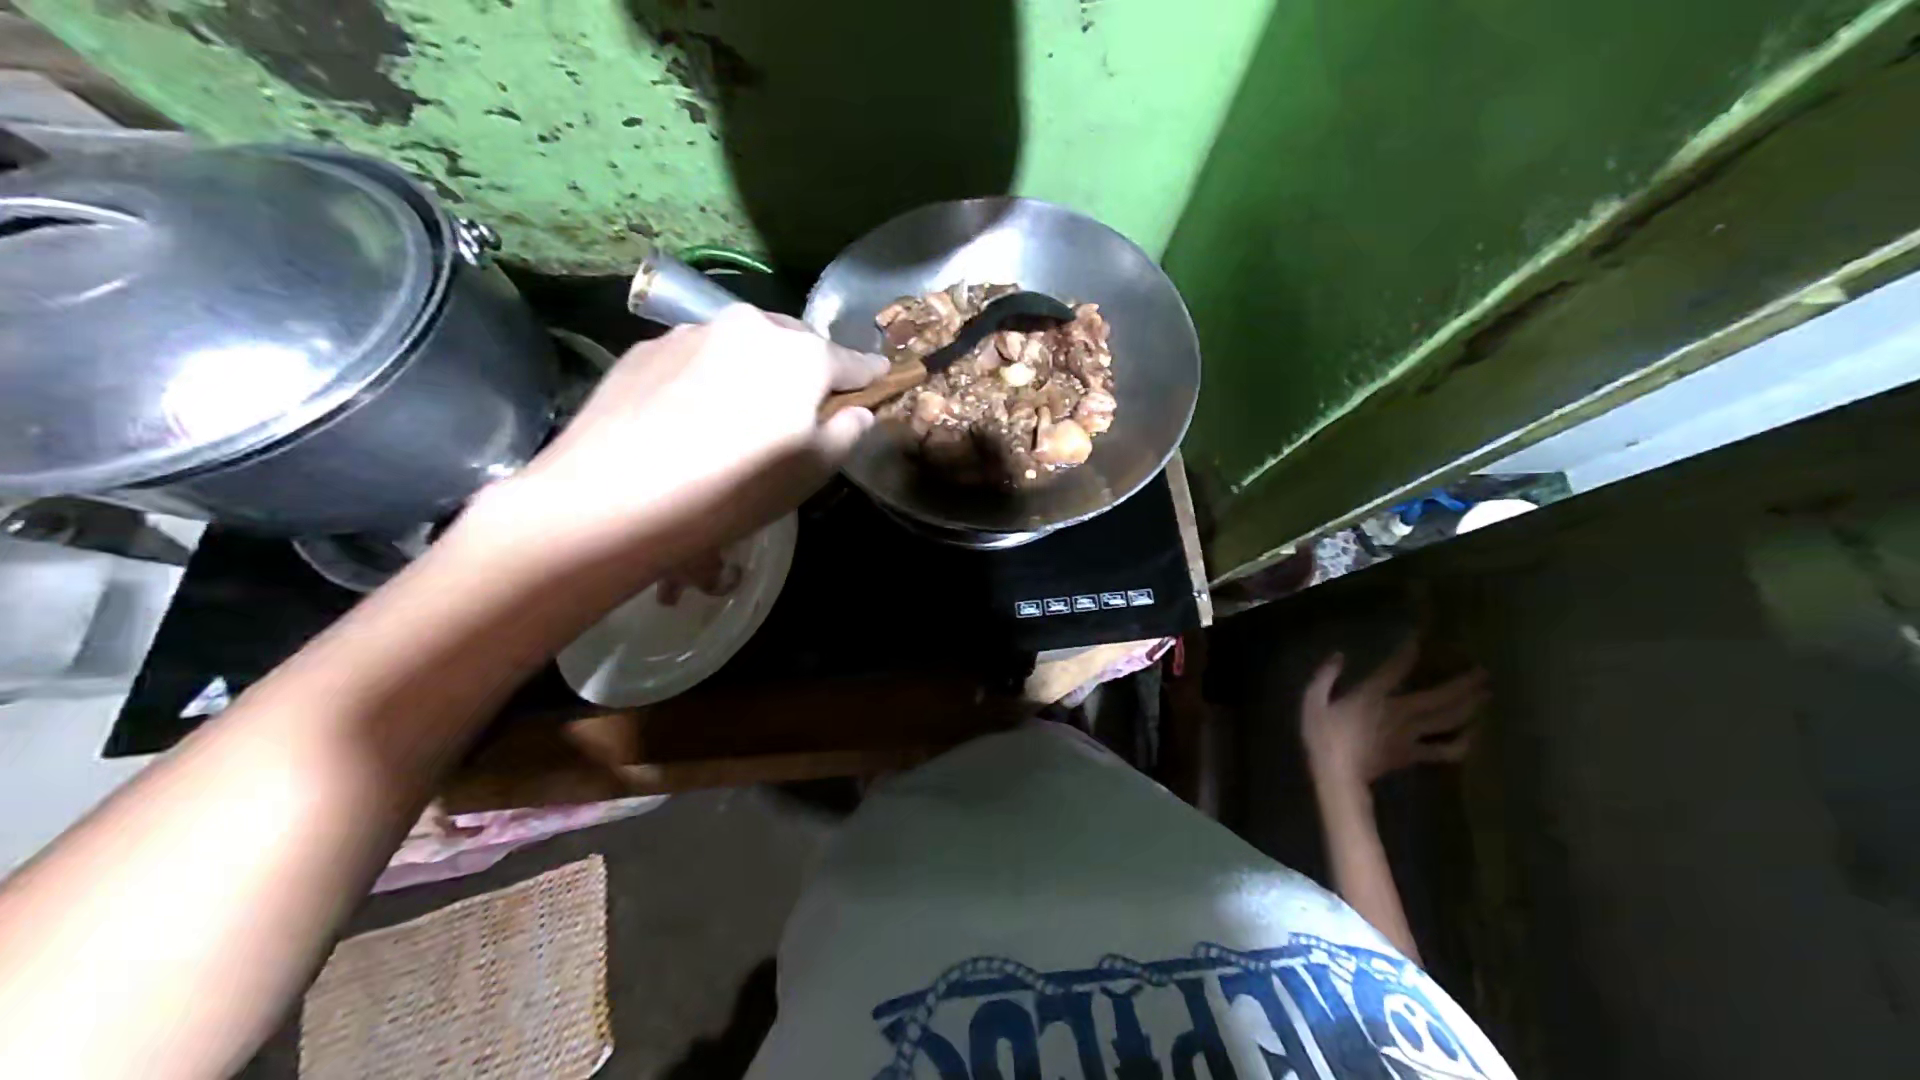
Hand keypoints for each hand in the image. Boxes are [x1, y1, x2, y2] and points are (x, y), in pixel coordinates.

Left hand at [463, 305, 887, 581]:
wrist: (613, 495)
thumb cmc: (734, 486)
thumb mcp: (811, 471)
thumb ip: (845, 433)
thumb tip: (857, 411)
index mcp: (800, 353)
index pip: (851, 360)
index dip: (869, 375)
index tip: (880, 380)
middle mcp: (748, 326)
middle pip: (794, 344)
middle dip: (806, 369)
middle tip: (801, 407)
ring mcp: (691, 332)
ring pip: (741, 347)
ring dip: (753, 371)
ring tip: (738, 415)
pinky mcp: (645, 349)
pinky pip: (696, 359)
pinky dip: (707, 379)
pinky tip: (691, 417)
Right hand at [1300, 637, 1487, 793]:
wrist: (1337, 775)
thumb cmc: (1322, 735)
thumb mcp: (1312, 701)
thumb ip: (1325, 676)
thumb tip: (1339, 656)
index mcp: (1374, 696)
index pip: (1396, 668)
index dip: (1409, 652)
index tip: (1419, 639)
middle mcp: (1400, 712)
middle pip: (1440, 696)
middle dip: (1464, 683)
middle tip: (1483, 672)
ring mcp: (1412, 734)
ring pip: (1450, 720)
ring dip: (1471, 707)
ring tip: (1485, 696)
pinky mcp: (1415, 754)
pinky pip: (1446, 749)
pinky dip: (1463, 743)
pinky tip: (1471, 735)